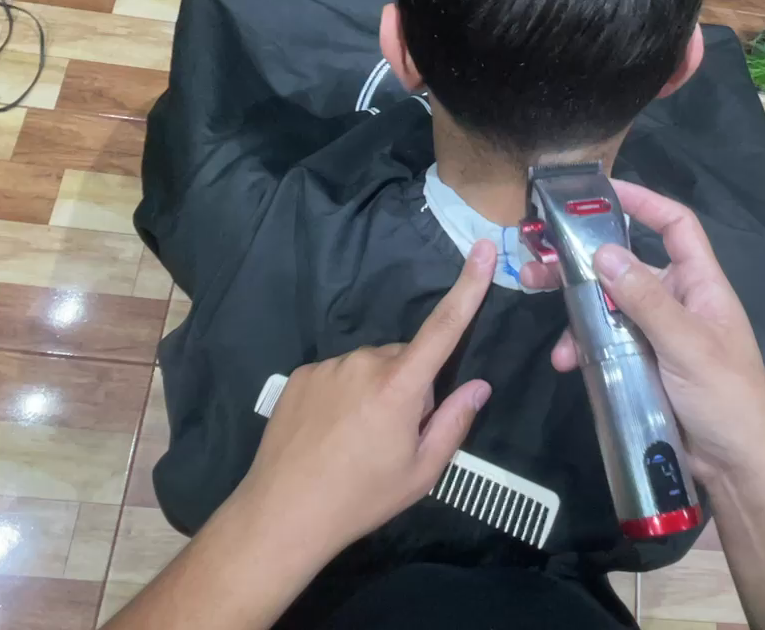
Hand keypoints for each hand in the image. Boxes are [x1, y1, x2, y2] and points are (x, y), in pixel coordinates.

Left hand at [235, 239, 496, 558]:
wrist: (281, 515)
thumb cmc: (360, 498)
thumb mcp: (421, 473)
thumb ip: (455, 422)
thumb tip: (479, 385)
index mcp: (400, 386)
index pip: (444, 327)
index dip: (468, 286)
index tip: (483, 248)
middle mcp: (365, 362)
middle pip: (406, 359)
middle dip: (409, 386)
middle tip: (392, 434)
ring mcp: (330, 365)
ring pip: (371, 366)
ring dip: (375, 389)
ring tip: (356, 436)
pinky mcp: (303, 372)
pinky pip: (340, 373)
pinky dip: (344, 393)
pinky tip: (329, 429)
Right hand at [521, 180, 764, 484]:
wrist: (738, 470)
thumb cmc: (727, 399)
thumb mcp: (687, 346)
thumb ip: (646, 300)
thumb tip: (603, 251)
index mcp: (699, 284)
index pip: (675, 226)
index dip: (644, 201)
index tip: (602, 190)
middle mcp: (676, 299)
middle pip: (626, 263)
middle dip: (584, 258)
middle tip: (541, 255)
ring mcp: (656, 332)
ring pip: (608, 303)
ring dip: (575, 304)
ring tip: (538, 297)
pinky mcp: (640, 362)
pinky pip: (605, 340)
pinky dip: (582, 344)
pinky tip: (565, 360)